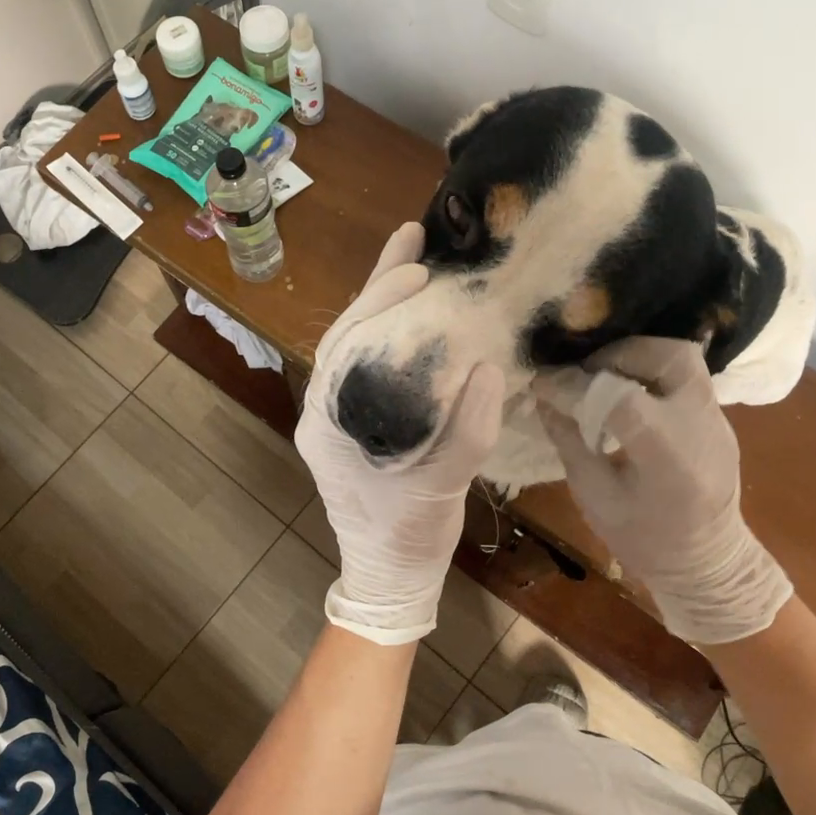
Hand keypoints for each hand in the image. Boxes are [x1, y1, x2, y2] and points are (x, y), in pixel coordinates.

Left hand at [296, 223, 504, 644]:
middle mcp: (324, 409)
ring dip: (384, 303)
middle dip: (379, 286)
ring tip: (416, 256)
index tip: (414, 269)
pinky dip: (395, 336)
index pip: (344, 343)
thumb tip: (491, 369)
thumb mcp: (439, 488)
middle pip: (348, 333)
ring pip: (359, 346)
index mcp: (326, 421)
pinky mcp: (359, 423)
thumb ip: (466, 434)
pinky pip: (373, 367)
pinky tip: (420, 315)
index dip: (377, 301)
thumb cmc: (407, 538)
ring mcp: (339, 415)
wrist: (390, 578)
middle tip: (413, 236)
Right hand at [534, 338, 790, 644]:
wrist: (708, 563)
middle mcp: (700, 425)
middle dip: (617, 354)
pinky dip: (650, 372)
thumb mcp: (594, 496)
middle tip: (585, 372)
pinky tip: (625, 393)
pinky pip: (685, 376)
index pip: (619, 398)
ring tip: (604, 377)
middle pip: (668, 356)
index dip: (575, 385)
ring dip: (637, 356)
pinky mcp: (717, 416)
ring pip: (683, 356)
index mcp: (668, 456)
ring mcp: (716, 417)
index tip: (543, 384)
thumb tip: (543, 394)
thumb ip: (570, 439)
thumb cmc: (645, 540)